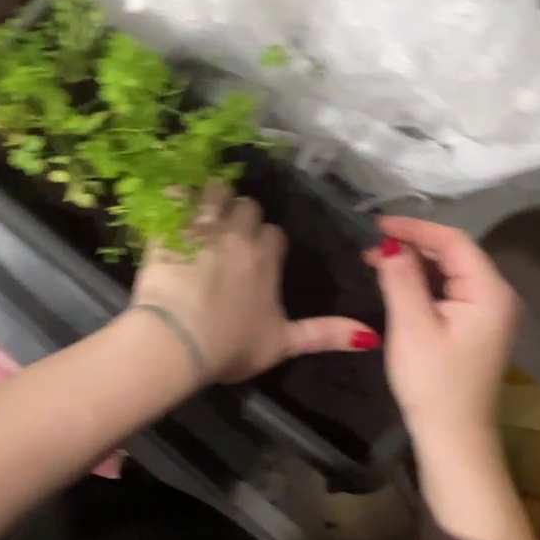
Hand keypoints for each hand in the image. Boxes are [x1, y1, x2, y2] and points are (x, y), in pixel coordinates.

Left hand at [130, 183, 376, 384]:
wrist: (177, 342)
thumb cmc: (228, 347)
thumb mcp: (280, 346)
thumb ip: (322, 334)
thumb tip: (371, 334)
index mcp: (267, 260)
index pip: (276, 234)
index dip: (266, 243)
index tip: (257, 257)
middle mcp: (239, 236)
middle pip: (247, 206)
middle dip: (240, 216)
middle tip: (226, 235)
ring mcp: (202, 228)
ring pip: (215, 191)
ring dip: (211, 198)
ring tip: (200, 213)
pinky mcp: (167, 228)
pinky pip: (175, 195)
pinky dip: (174, 195)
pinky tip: (170, 202)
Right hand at [366, 216, 520, 438]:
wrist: (453, 437)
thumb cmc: (432, 382)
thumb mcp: (411, 326)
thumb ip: (401, 279)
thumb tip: (389, 244)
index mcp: (489, 291)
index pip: (453, 241)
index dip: (415, 228)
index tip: (375, 225)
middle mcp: (496, 296)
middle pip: (455, 254)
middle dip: (413, 245)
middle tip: (370, 246)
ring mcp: (488, 313)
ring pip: (450, 272)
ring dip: (415, 264)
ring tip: (377, 261)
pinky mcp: (475, 328)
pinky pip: (449, 291)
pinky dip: (423, 283)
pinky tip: (397, 284)